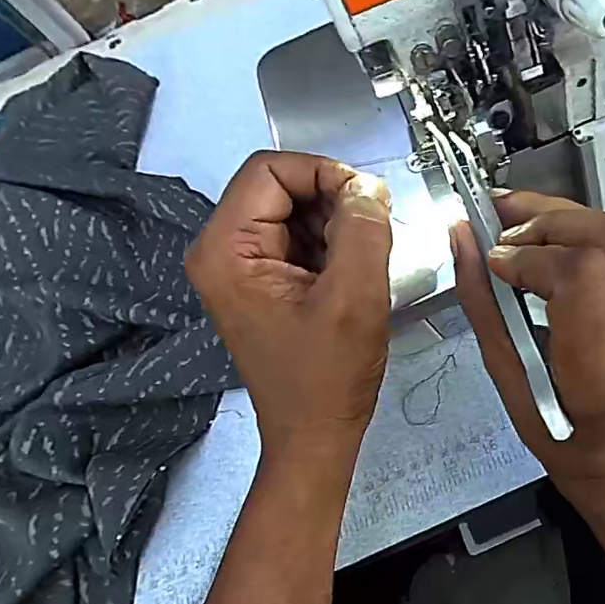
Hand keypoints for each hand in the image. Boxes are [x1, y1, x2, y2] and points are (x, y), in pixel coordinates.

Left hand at [186, 150, 392, 462]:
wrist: (316, 432)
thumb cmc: (327, 376)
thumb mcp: (355, 298)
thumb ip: (364, 233)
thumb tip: (369, 188)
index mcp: (227, 250)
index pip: (270, 171)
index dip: (325, 174)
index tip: (370, 201)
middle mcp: (227, 252)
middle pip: (284, 189)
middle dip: (337, 202)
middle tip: (377, 233)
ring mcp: (249, 270)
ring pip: (300, 215)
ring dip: (342, 227)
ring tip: (370, 262)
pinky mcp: (272, 286)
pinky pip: (307, 244)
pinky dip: (340, 248)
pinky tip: (359, 275)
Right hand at [451, 192, 604, 496]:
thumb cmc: (554, 426)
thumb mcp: (505, 373)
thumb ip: (484, 303)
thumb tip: (464, 239)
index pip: (583, 275)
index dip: (533, 254)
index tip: (496, 260)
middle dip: (553, 221)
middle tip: (506, 231)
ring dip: (567, 217)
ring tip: (519, 224)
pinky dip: (581, 230)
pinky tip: (546, 236)